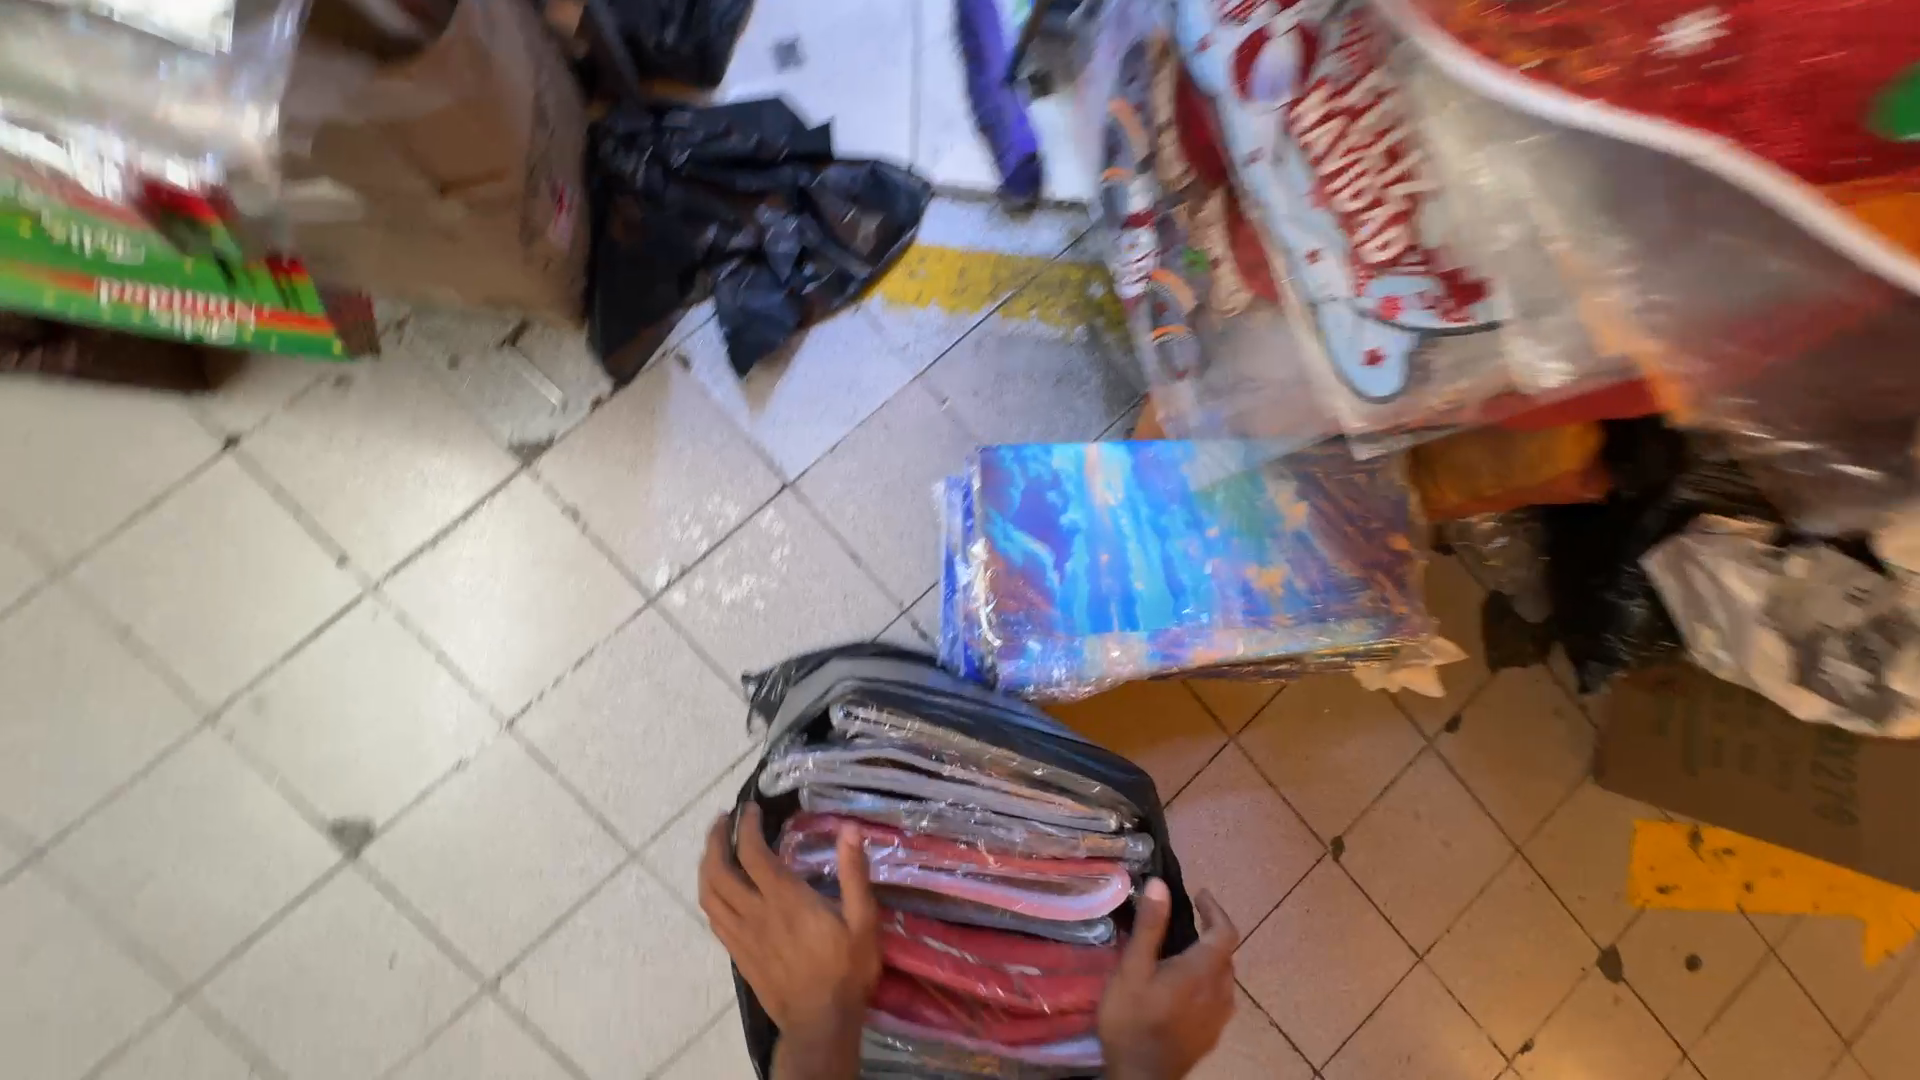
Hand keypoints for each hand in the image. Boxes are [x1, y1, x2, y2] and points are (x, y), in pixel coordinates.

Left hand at [699, 804, 880, 1077]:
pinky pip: (714, 918)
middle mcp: (756, 914)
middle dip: (715, 841)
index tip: (750, 809)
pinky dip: (711, 895)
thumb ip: (855, 873)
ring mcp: (742, 936)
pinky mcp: (739, 955)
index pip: (752, 854)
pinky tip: (720, 889)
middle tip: (723, 820)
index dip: (746, 827)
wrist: (820, 1025)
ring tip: (715, 848)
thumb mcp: (863, 920)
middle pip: (717, 872)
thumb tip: (849, 829)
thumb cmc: (846, 970)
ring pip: (709, 896)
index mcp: (785, 900)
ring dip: (706, 866)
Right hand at [1098, 881, 1238, 1079]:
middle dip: (1210, 932)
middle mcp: (1220, 992)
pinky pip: (1217, 998)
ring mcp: (1218, 1018)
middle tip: (1185, 921)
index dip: (1215, 909)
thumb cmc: (1133, 1019)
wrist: (1141, 1078)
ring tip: (1181, 951)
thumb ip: (1150, 926)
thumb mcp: (1133, 967)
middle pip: (1225, 954)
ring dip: (1209, 958)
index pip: (1226, 932)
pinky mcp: (1211, 1035)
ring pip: (1223, 977)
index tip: (1198, 895)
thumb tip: (1161, 884)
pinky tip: (1182, 987)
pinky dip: (1206, 981)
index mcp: (1203, 971)